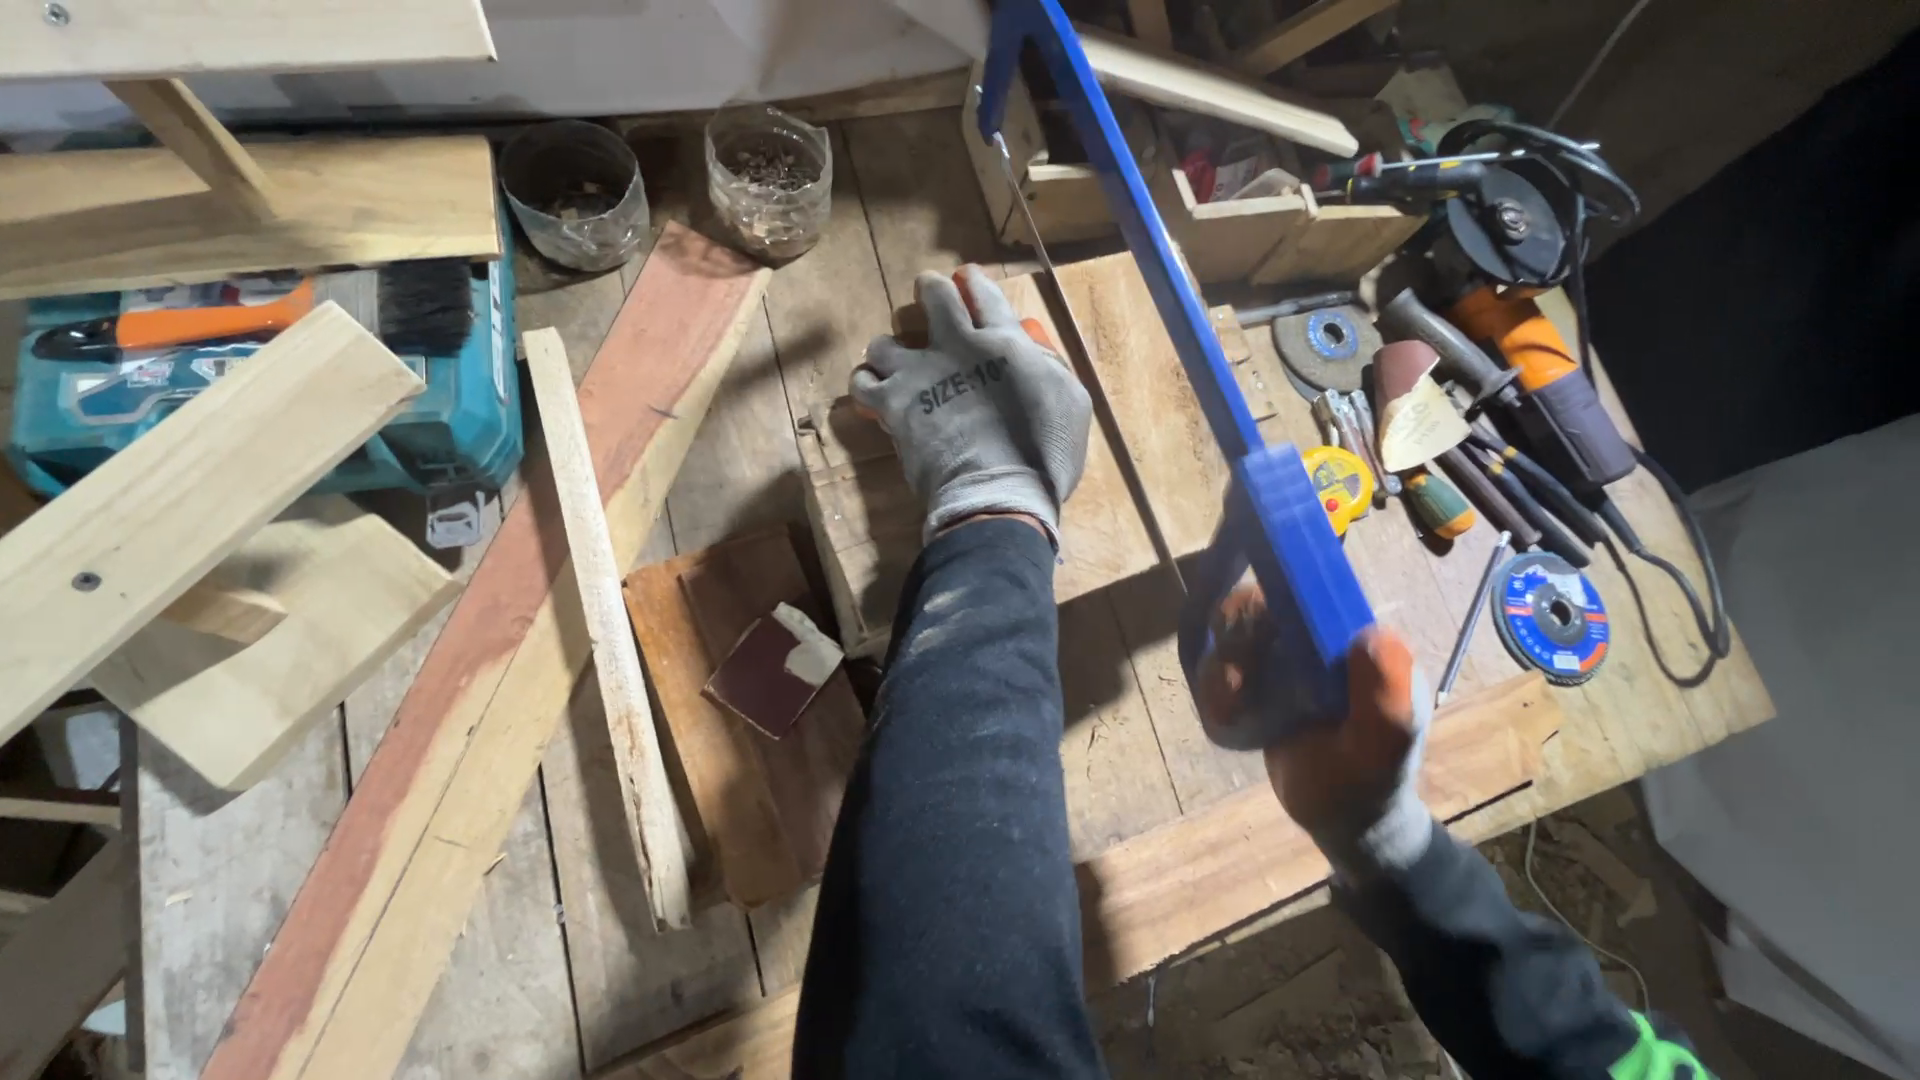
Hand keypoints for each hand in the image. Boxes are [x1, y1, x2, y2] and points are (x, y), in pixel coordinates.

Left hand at [852, 265, 1091, 544]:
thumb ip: (1048, 367)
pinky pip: (863, 383)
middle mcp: (957, 346)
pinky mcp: (892, 405)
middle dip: (930, 290)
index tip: (967, 279)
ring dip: (890, 349)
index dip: (974, 283)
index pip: (985, 295)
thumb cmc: (1045, 456)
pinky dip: (867, 384)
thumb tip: (1028, 348)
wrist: (998, 494)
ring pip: (886, 341)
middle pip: (934, 295)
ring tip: (895, 363)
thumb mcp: (1070, 402)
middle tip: (929, 297)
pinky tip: (875, 393)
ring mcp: (919, 374)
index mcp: (1003, 342)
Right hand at [1197, 585, 1434, 873]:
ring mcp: (1290, 661)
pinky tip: (1225, 717)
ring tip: (1229, 711)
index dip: (1270, 602)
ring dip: (1219, 669)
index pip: (1309, 594)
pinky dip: (1213, 686)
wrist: (1343, 823)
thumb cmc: (1367, 786)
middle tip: (1233, 688)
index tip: (1242, 632)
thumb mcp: (1381, 747)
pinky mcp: (1264, 682)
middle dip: (1235, 644)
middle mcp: (1322, 641)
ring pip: (1234, 635)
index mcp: (1359, 643)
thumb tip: (1369, 634)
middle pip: (1260, 609)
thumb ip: (1384, 697)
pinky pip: (1223, 663)